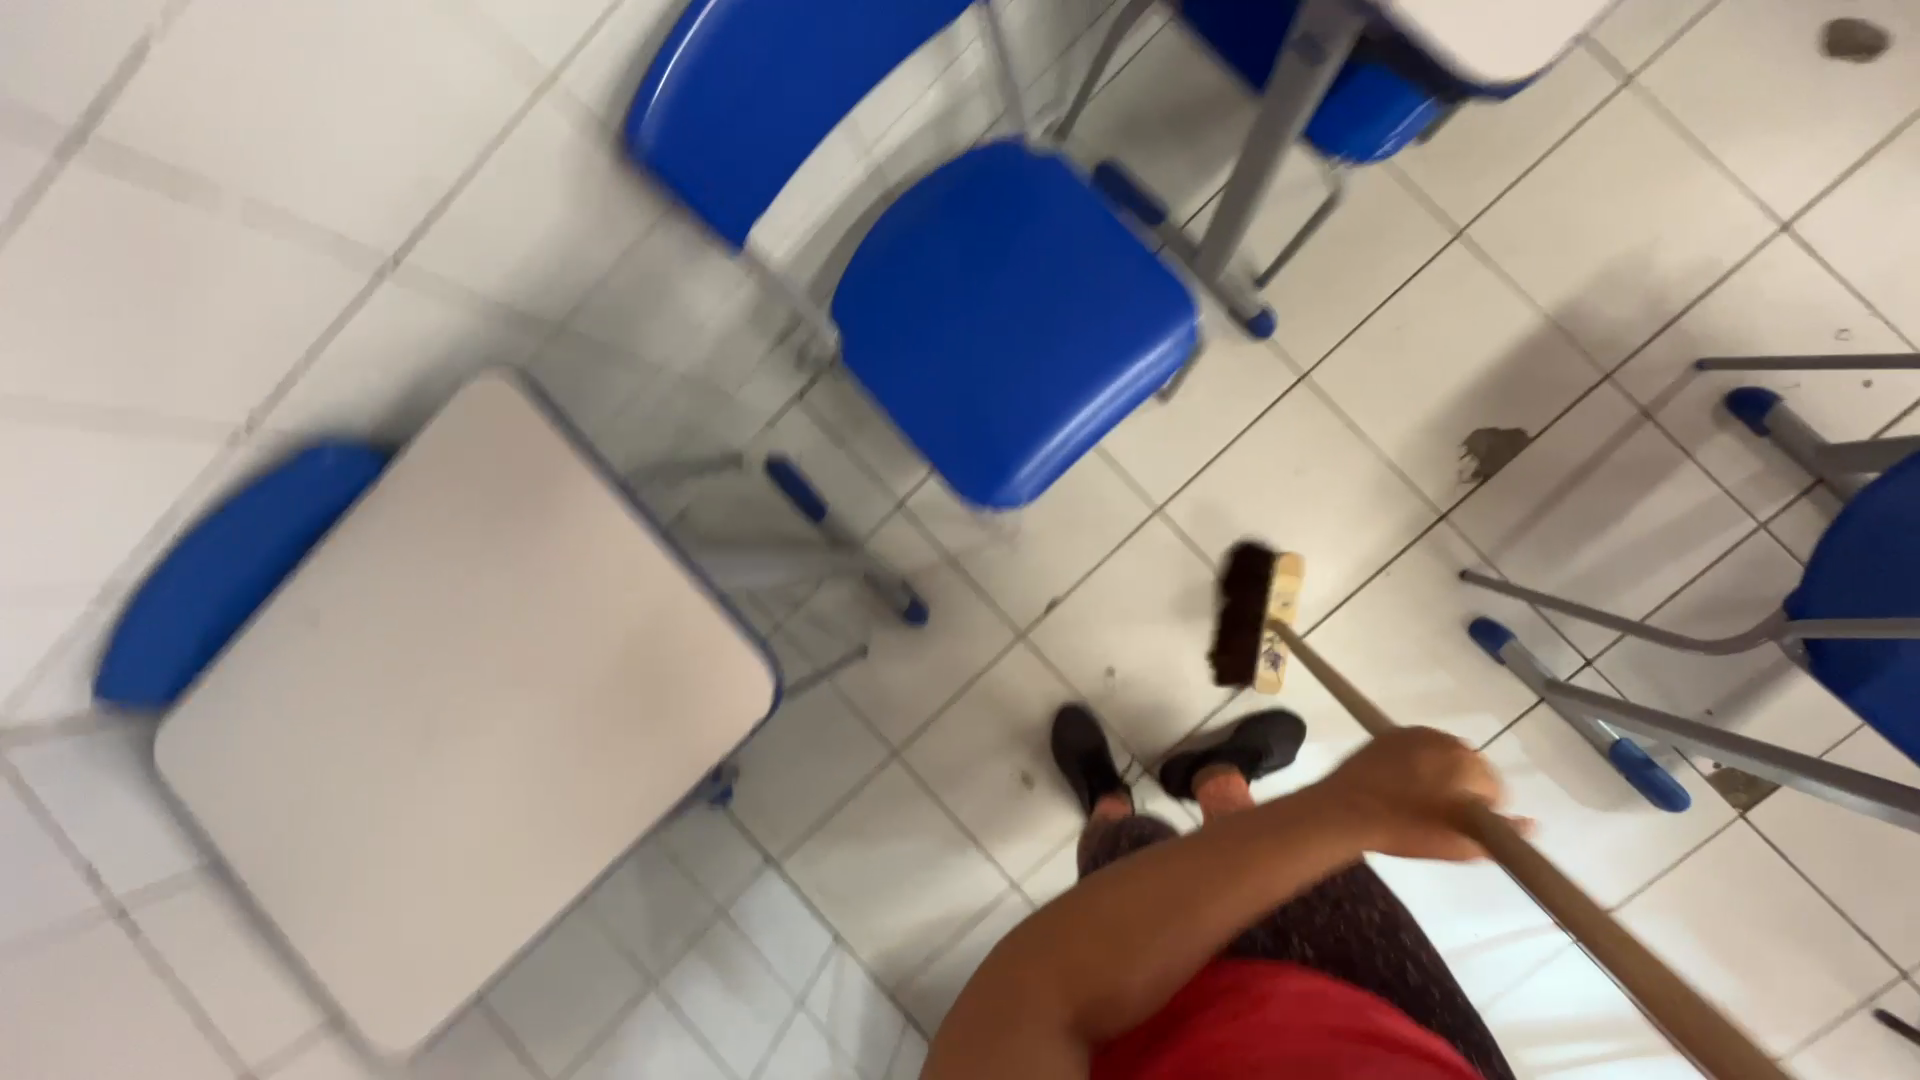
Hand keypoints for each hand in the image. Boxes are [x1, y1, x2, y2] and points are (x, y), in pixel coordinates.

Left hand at [1309, 727, 1523, 861]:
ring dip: (1441, 773)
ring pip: (1444, 756)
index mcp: (1468, 763)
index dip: (1481, 810)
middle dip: (1462, 788)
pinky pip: (1417, 748)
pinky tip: (1402, 782)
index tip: (1459, 824)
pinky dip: (1418, 761)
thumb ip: (1503, 834)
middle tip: (1437, 813)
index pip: (1494, 788)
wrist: (1346, 811)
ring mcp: (1414, 733)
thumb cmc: (1405, 829)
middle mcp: (1444, 740)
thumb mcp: (1459, 844)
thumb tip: (1533, 824)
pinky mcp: (1389, 734)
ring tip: (1418, 799)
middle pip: (1470, 767)